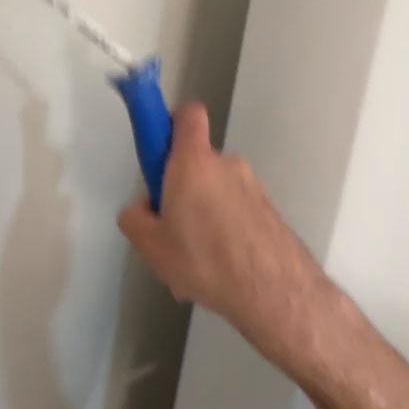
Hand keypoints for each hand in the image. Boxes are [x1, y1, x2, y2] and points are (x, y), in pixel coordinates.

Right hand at [117, 103, 325, 337]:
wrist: (274, 293)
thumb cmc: (203, 259)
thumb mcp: (148, 244)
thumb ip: (134, 218)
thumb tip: (143, 211)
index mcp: (192, 163)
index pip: (187, 116)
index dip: (168, 123)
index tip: (156, 150)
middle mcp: (226, 165)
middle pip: (194, 164)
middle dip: (178, 189)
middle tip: (168, 229)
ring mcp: (252, 187)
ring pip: (213, 192)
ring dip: (199, 215)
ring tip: (192, 259)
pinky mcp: (268, 211)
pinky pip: (232, 213)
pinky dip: (221, 232)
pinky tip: (214, 269)